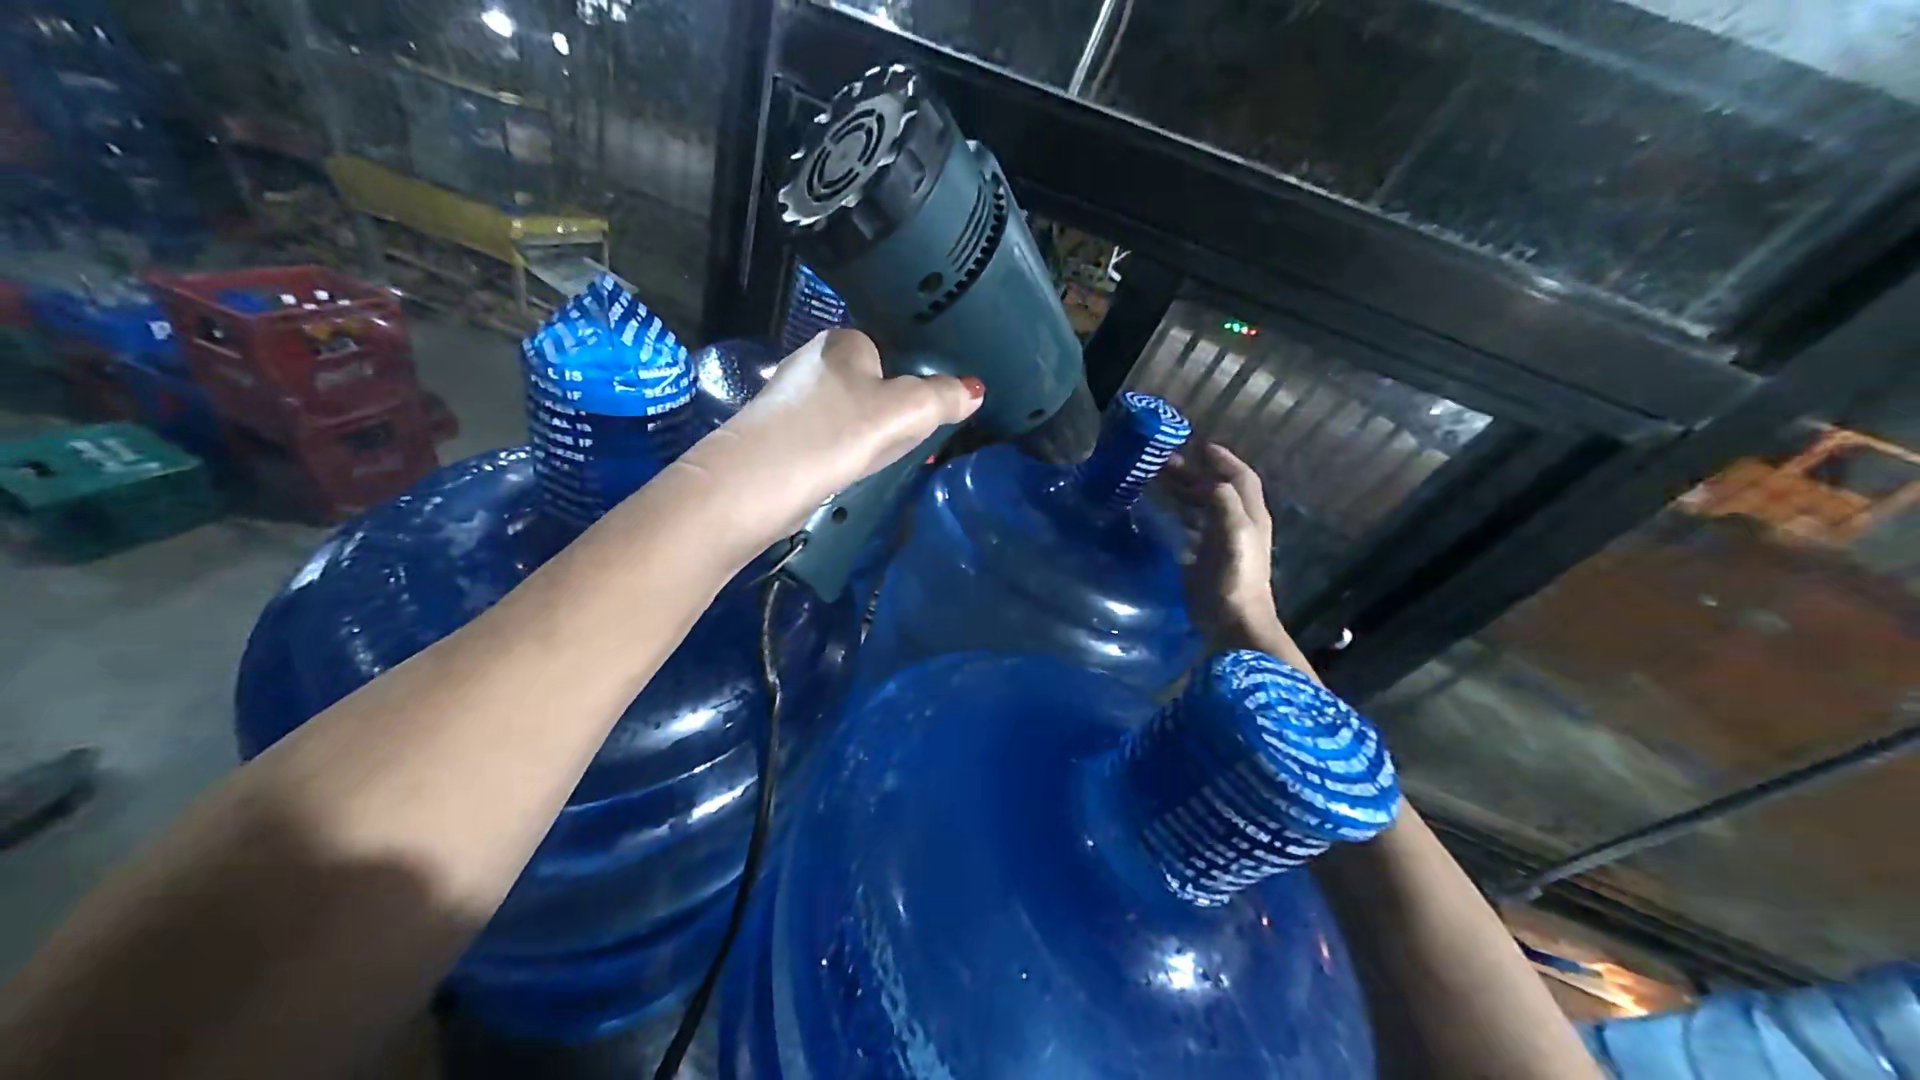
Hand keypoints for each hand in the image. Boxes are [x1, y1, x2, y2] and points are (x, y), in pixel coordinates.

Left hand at [675, 329, 982, 543]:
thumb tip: (975, 390)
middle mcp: (812, 363)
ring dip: (871, 438)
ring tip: (875, 463)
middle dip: (896, 416)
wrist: (748, 487)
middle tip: (907, 446)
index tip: (927, 419)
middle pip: (874, 385)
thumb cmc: (829, 435)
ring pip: (851, 414)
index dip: (916, 385)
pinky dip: (845, 454)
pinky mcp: (779, 436)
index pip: (892, 352)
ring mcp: (791, 401)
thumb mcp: (902, 412)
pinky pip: (830, 438)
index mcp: (841, 343)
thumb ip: (941, 398)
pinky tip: (844, 472)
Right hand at [1162, 442, 1312, 673]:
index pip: (1238, 476)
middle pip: (1218, 488)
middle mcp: (1239, 523)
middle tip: (1164, 461)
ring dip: (1184, 490)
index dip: (1220, 458)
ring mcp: (1223, 542)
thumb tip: (1206, 482)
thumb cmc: (1234, 577)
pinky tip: (1160, 512)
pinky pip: (1192, 525)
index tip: (1195, 444)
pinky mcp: (1207, 558)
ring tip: (1157, 480)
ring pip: (1204, 505)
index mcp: (1250, 514)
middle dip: (1194, 471)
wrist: (1234, 622)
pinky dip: (1178, 512)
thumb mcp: (1233, 533)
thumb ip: (1223, 502)